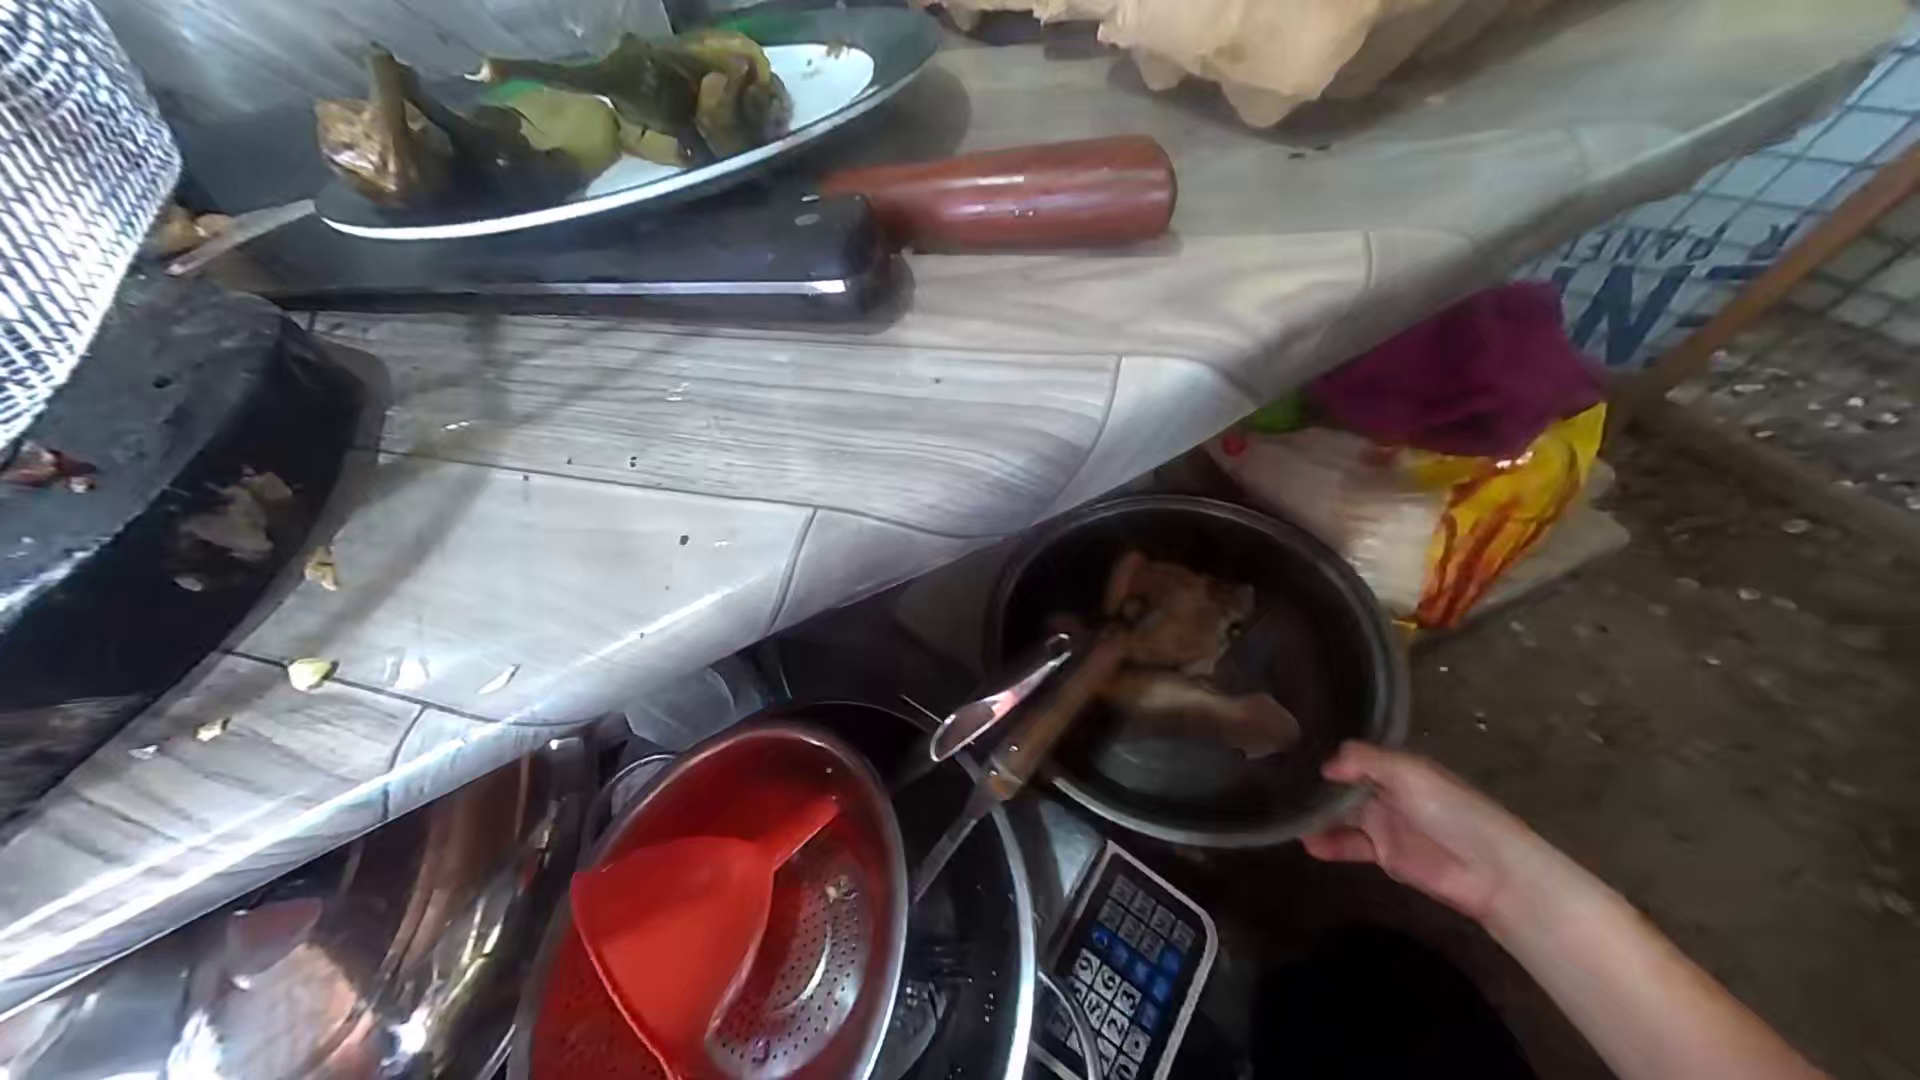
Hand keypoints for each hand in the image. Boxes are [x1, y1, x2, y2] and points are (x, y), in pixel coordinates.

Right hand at [1303, 741, 1547, 924]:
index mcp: (1396, 769)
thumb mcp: (1407, 773)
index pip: (1354, 759)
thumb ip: (1363, 760)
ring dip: (1318, 818)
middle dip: (1317, 789)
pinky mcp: (1386, 856)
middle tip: (1280, 788)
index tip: (1292, 757)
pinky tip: (1308, 845)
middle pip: (1343, 788)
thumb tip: (1324, 765)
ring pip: (1341, 816)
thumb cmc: (1450, 811)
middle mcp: (1387, 793)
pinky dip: (1329, 845)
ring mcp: (1385, 824)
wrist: (1492, 871)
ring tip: (1289, 819)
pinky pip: (1350, 846)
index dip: (1328, 758)